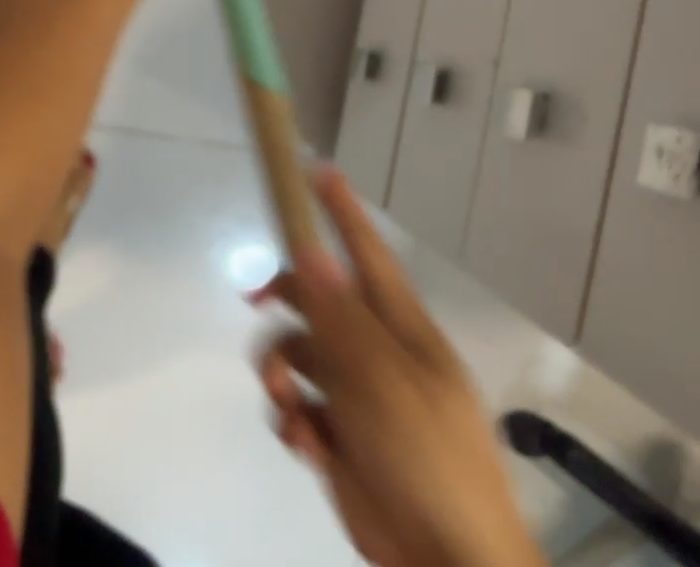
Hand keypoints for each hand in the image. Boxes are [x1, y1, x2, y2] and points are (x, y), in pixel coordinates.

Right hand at [252, 169, 544, 566]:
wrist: (445, 560)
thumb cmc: (426, 457)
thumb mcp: (379, 380)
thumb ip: (339, 316)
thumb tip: (311, 249)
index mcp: (401, 330)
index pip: (367, 255)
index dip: (343, 213)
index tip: (317, 172)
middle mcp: (376, 353)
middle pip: (317, 303)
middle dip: (285, 304)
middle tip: (254, 301)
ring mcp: (356, 396)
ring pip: (297, 355)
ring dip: (280, 373)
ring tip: (286, 405)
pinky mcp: (338, 436)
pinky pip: (297, 406)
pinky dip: (292, 420)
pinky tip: (306, 444)